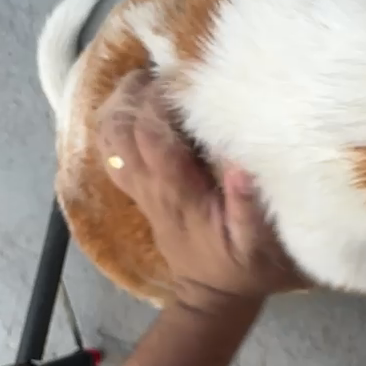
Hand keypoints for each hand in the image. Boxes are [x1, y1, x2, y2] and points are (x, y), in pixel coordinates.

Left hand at [97, 71, 306, 311]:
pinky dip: (122, 121)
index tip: (187, 73)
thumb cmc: (242, 269)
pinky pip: (116, 149)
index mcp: (173, 192)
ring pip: (110, 138)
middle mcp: (148, 186)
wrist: (213, 297)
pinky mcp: (141, 190)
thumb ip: (247, 208)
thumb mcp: (256, 246)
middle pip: (118, 129)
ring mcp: (140, 188)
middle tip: (166, 68)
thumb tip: (240, 162)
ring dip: (123, 104)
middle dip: (136, 92)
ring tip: (152, 81)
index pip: (150, 133)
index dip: (160, 99)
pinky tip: (145, 106)